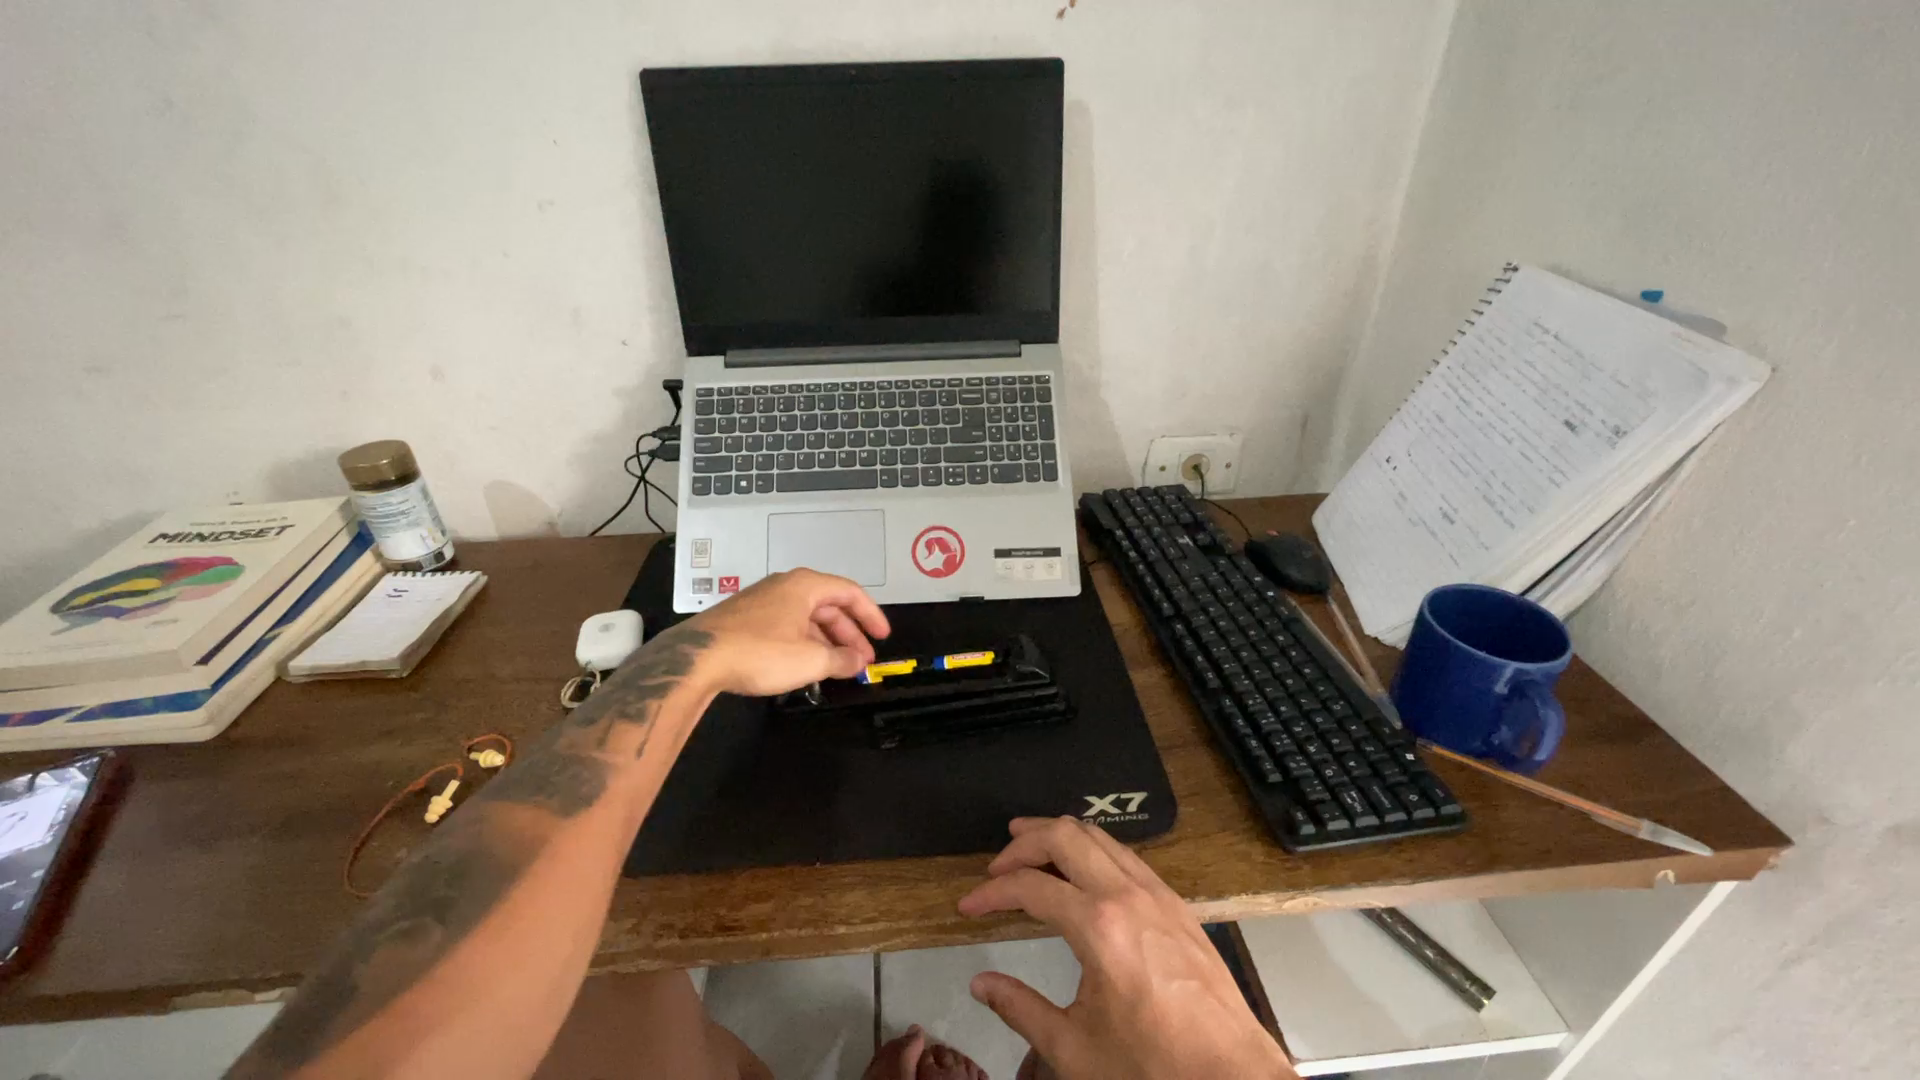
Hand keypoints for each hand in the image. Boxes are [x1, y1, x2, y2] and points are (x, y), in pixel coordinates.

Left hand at [683, 568, 890, 697]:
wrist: (697, 659)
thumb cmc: (760, 652)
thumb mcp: (810, 660)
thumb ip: (841, 659)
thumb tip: (859, 661)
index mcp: (805, 586)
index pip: (850, 593)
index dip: (871, 615)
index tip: (883, 638)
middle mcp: (785, 586)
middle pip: (829, 606)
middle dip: (849, 635)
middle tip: (862, 661)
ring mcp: (763, 601)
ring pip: (807, 618)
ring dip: (827, 641)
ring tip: (837, 668)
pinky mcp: (746, 619)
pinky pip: (787, 626)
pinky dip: (804, 643)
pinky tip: (806, 665)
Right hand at [958, 817, 1296, 1079]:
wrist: (1232, 1078)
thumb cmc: (1151, 1066)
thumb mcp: (1074, 1048)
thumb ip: (1020, 1009)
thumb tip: (980, 983)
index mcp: (1098, 926)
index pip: (1031, 886)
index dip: (992, 892)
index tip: (968, 906)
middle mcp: (1127, 894)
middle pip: (1065, 835)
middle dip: (1024, 842)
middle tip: (997, 865)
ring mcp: (1157, 893)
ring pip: (1099, 835)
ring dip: (1059, 836)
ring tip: (1030, 848)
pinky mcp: (1176, 903)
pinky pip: (1125, 854)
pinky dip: (1092, 849)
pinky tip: (1081, 872)